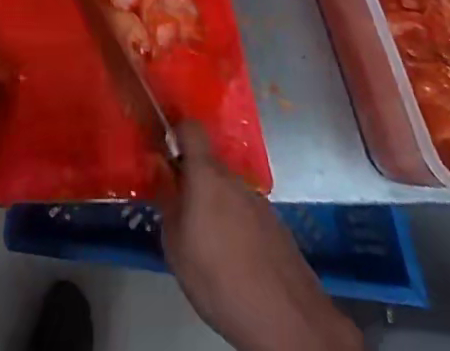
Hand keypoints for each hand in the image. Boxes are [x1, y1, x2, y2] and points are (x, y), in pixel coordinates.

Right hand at [159, 123, 360, 350]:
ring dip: (214, 203)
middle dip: (192, 179)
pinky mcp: (276, 224)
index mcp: (207, 177)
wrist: (288, 318)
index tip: (163, 145)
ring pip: (227, 189)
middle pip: (208, 165)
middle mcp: (234, 180)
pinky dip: (234, 222)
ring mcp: (259, 201)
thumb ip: (167, 203)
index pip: (193, 130)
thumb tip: (162, 174)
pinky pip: (245, 210)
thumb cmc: (219, 280)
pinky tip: (232, 257)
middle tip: (178, 208)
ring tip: (205, 240)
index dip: (177, 130)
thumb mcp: (176, 247)